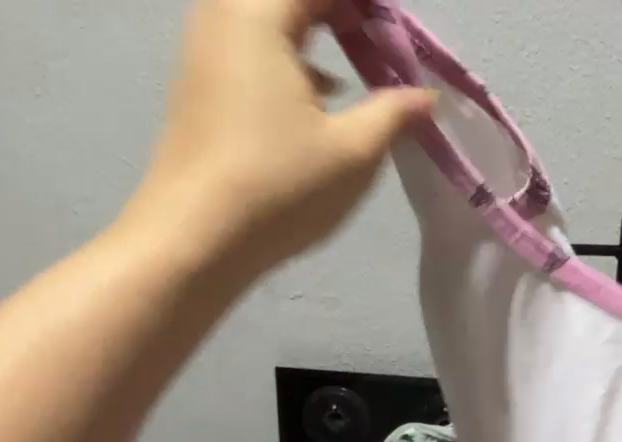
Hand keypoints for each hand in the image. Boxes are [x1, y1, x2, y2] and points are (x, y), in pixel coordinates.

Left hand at [119, 0, 435, 285]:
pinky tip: (320, 94)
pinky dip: (288, 51)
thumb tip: (426, 97)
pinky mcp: (199, 86)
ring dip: (314, 27)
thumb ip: (393, 114)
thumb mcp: (352, 152)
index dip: (368, 5)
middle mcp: (223, 17)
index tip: (400, 31)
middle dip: (339, 11)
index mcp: (258, 15)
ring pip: (266, 17)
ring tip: (358, 60)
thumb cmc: (279, 188)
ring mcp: (204, 51)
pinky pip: (249, 43)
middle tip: (381, 39)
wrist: (195, 238)